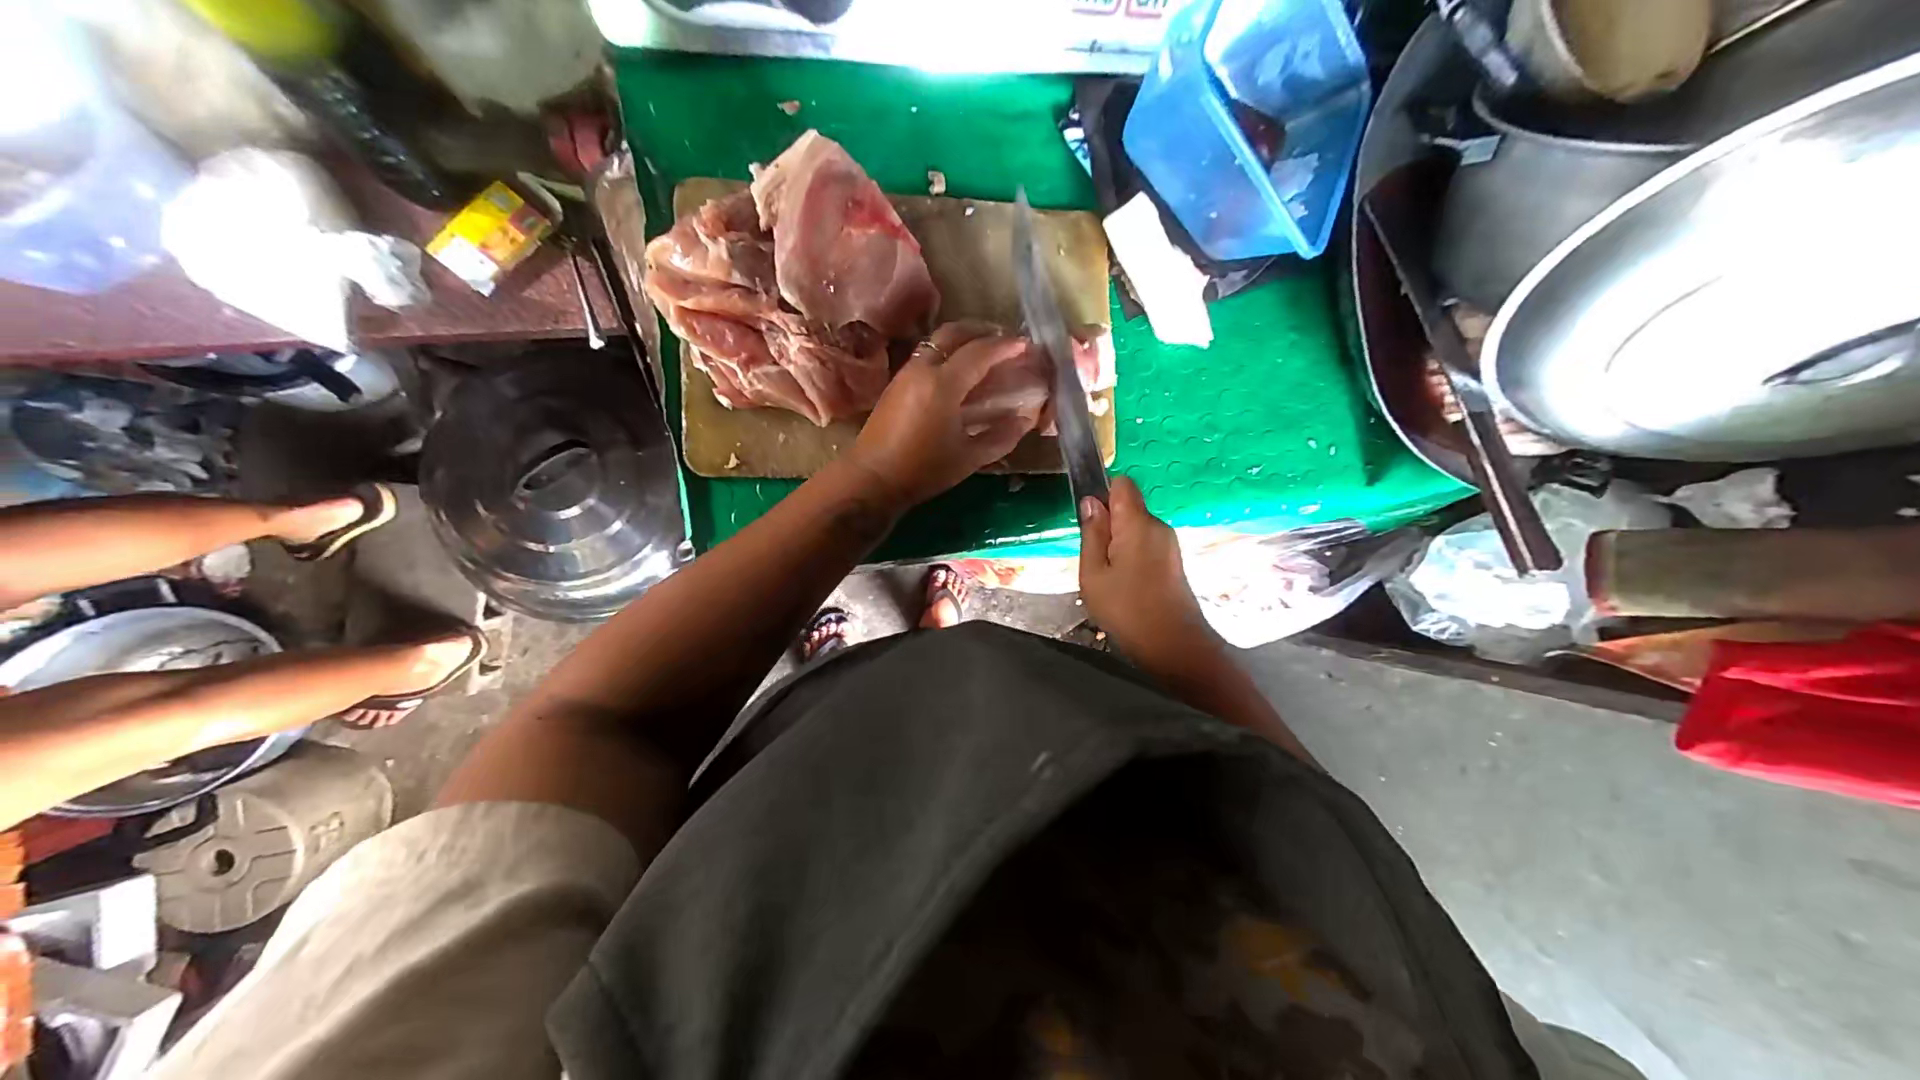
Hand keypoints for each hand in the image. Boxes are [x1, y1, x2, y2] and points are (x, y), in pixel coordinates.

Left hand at [844, 322, 1039, 509]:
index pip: (980, 352)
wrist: (871, 479)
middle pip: (955, 332)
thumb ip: (1002, 437)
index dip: (1006, 346)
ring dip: (963, 339)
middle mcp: (923, 369)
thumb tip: (1025, 419)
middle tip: (1006, 342)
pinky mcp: (896, 383)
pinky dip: (948, 352)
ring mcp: (906, 373)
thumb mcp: (969, 458)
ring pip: (937, 340)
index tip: (1026, 346)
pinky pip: (927, 354)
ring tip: (985, 353)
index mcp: (943, 384)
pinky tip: (959, 371)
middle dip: (983, 331)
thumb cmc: (923, 470)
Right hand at [1078, 476, 1226, 678]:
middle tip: (1093, 559)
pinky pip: (1145, 546)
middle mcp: (1158, 526)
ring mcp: (1169, 544)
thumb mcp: (1093, 574)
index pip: (1122, 483)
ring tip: (1106, 577)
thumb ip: (1091, 534)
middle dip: (1107, 524)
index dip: (1101, 494)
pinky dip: (1130, 557)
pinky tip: (1123, 586)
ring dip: (1117, 544)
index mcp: (1138, 523)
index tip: (1088, 521)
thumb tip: (1091, 502)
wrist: (1174, 647)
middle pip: (1128, 507)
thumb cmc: (1127, 610)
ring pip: (1135, 529)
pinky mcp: (1173, 562)